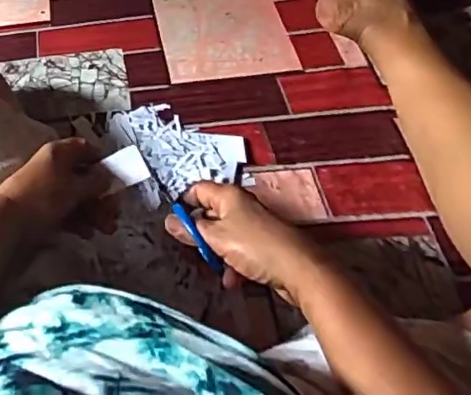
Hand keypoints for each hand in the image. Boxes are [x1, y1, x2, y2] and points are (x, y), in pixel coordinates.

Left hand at [0, 138, 105, 239]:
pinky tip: (88, 233)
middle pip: (85, 176)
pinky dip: (79, 220)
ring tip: (107, 229)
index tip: (117, 178)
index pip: (85, 149)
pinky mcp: (44, 207)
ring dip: (95, 212)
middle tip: (115, 214)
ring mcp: (49, 187)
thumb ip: (95, 181)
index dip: (102, 161)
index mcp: (60, 152)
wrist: (8, 219)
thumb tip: (109, 174)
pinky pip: (67, 210)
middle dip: (102, 196)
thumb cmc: (44, 195)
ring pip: (78, 196)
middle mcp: (55, 165)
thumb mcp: (74, 187)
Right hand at [163, 181, 329, 296]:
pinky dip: (234, 262)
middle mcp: (241, 204)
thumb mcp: (216, 238)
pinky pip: (242, 249)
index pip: (198, 190)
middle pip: (212, 213)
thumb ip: (191, 230)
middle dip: (202, 233)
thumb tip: (169, 222)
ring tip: (216, 268)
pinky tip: (233, 280)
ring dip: (218, 251)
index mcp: (228, 195)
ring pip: (226, 234)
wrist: (301, 270)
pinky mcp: (266, 244)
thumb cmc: (254, 247)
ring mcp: (255, 224)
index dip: (184, 204)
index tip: (177, 223)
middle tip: (196, 248)